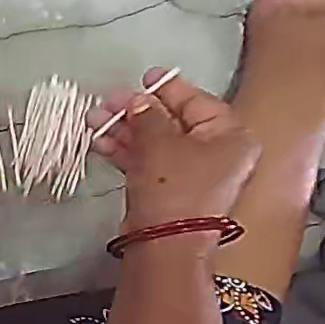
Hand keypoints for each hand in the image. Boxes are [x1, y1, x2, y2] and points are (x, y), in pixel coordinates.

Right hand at [89, 69, 260, 233]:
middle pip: (172, 122)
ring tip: (94, 121)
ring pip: (155, 143)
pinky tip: (101, 142)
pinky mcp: (169, 192)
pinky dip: (126, 152)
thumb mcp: (159, 142)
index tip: (145, 77)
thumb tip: (138, 101)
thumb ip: (147, 114)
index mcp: (230, 137)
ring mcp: (191, 175)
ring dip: (124, 131)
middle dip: (135, 112)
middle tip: (108, 102)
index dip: (167, 88)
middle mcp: (216, 154)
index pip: (196, 102)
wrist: (164, 245)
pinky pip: (148, 162)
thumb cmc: (174, 190)